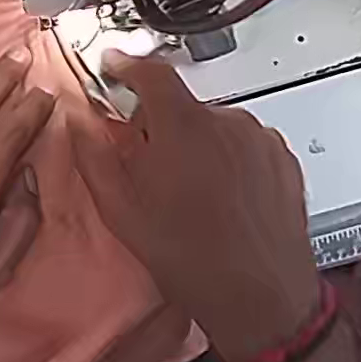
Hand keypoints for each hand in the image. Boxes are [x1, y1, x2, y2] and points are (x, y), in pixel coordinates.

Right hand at [70, 51, 317, 361]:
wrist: (259, 297)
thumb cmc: (188, 257)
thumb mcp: (120, 210)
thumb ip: (92, 156)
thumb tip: (78, 123)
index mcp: (182, 128)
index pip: (152, 73)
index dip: (127, 65)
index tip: (115, 65)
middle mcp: (226, 123)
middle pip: (180, 104)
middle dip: (158, 125)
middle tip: (150, 167)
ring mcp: (259, 139)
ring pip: (211, 124)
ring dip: (194, 142)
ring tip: (190, 191)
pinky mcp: (282, 157)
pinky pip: (242, 141)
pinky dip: (225, 156)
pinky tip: (219, 195)